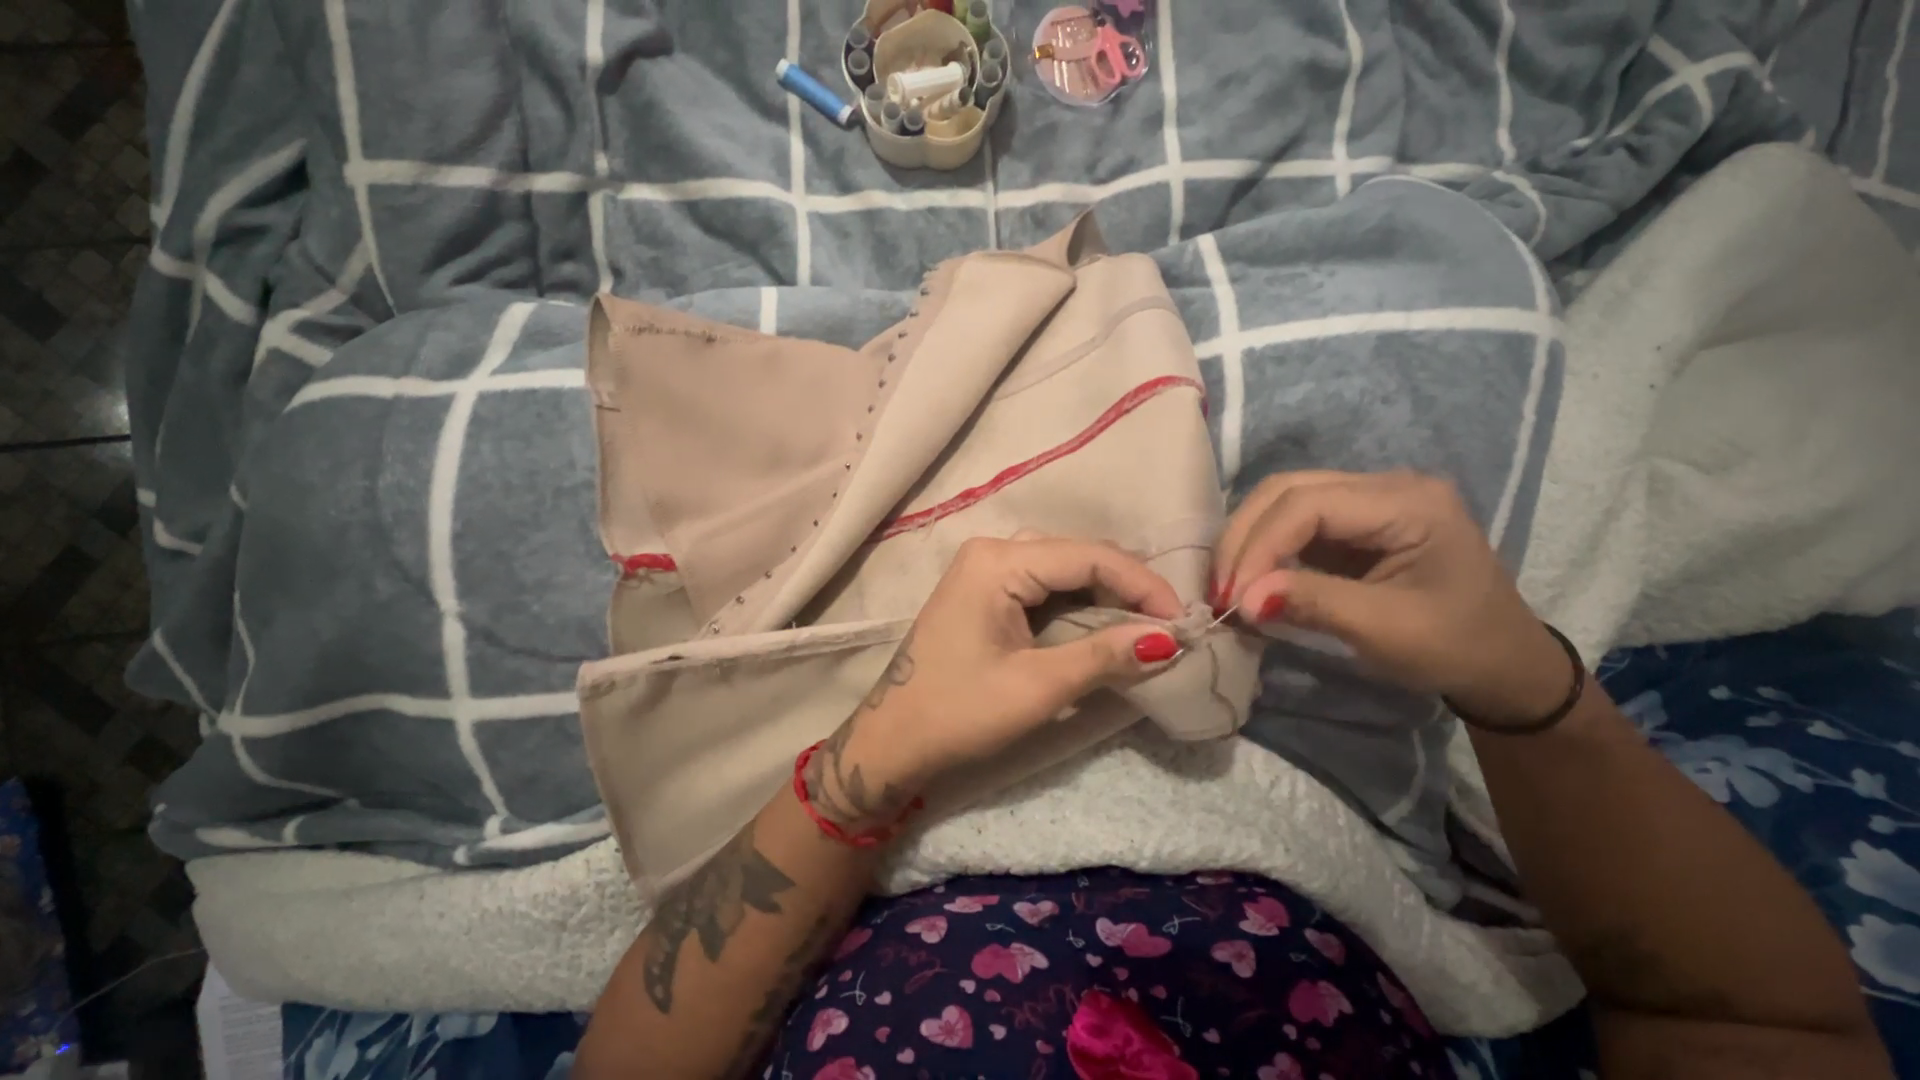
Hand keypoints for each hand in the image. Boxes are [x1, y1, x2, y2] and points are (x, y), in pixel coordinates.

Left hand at [802, 537, 1187, 831]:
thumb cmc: (960, 714)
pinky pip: (1043, 587)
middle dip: (1127, 587)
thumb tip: (1170, 639)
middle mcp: (991, 552)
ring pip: (1063, 570)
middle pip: (1077, 556)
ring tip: (1147, 627)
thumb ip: (1104, 655)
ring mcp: (983, 571)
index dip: (1143, 584)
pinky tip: (1105, 627)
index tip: (1185, 620)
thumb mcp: (1039, 687)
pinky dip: (1078, 605)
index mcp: (998, 562)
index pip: (1089, 556)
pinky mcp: (983, 594)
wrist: (894, 742)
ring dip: (1105, 596)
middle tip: (1171, 626)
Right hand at [1211, 470, 1570, 722]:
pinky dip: (1266, 548)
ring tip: (1229, 586)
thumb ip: (1313, 603)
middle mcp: (1388, 485)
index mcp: (1409, 502)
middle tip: (1219, 590)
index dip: (1260, 545)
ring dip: (1249, 540)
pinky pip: (1296, 521)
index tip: (1232, 597)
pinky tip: (1251, 579)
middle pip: (1288, 489)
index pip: (1308, 504)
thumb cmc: (1456, 647)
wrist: (1503, 664)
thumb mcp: (1387, 630)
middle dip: (1245, 537)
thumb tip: (1241, 599)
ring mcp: (1371, 500)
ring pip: (1284, 500)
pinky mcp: (1356, 523)